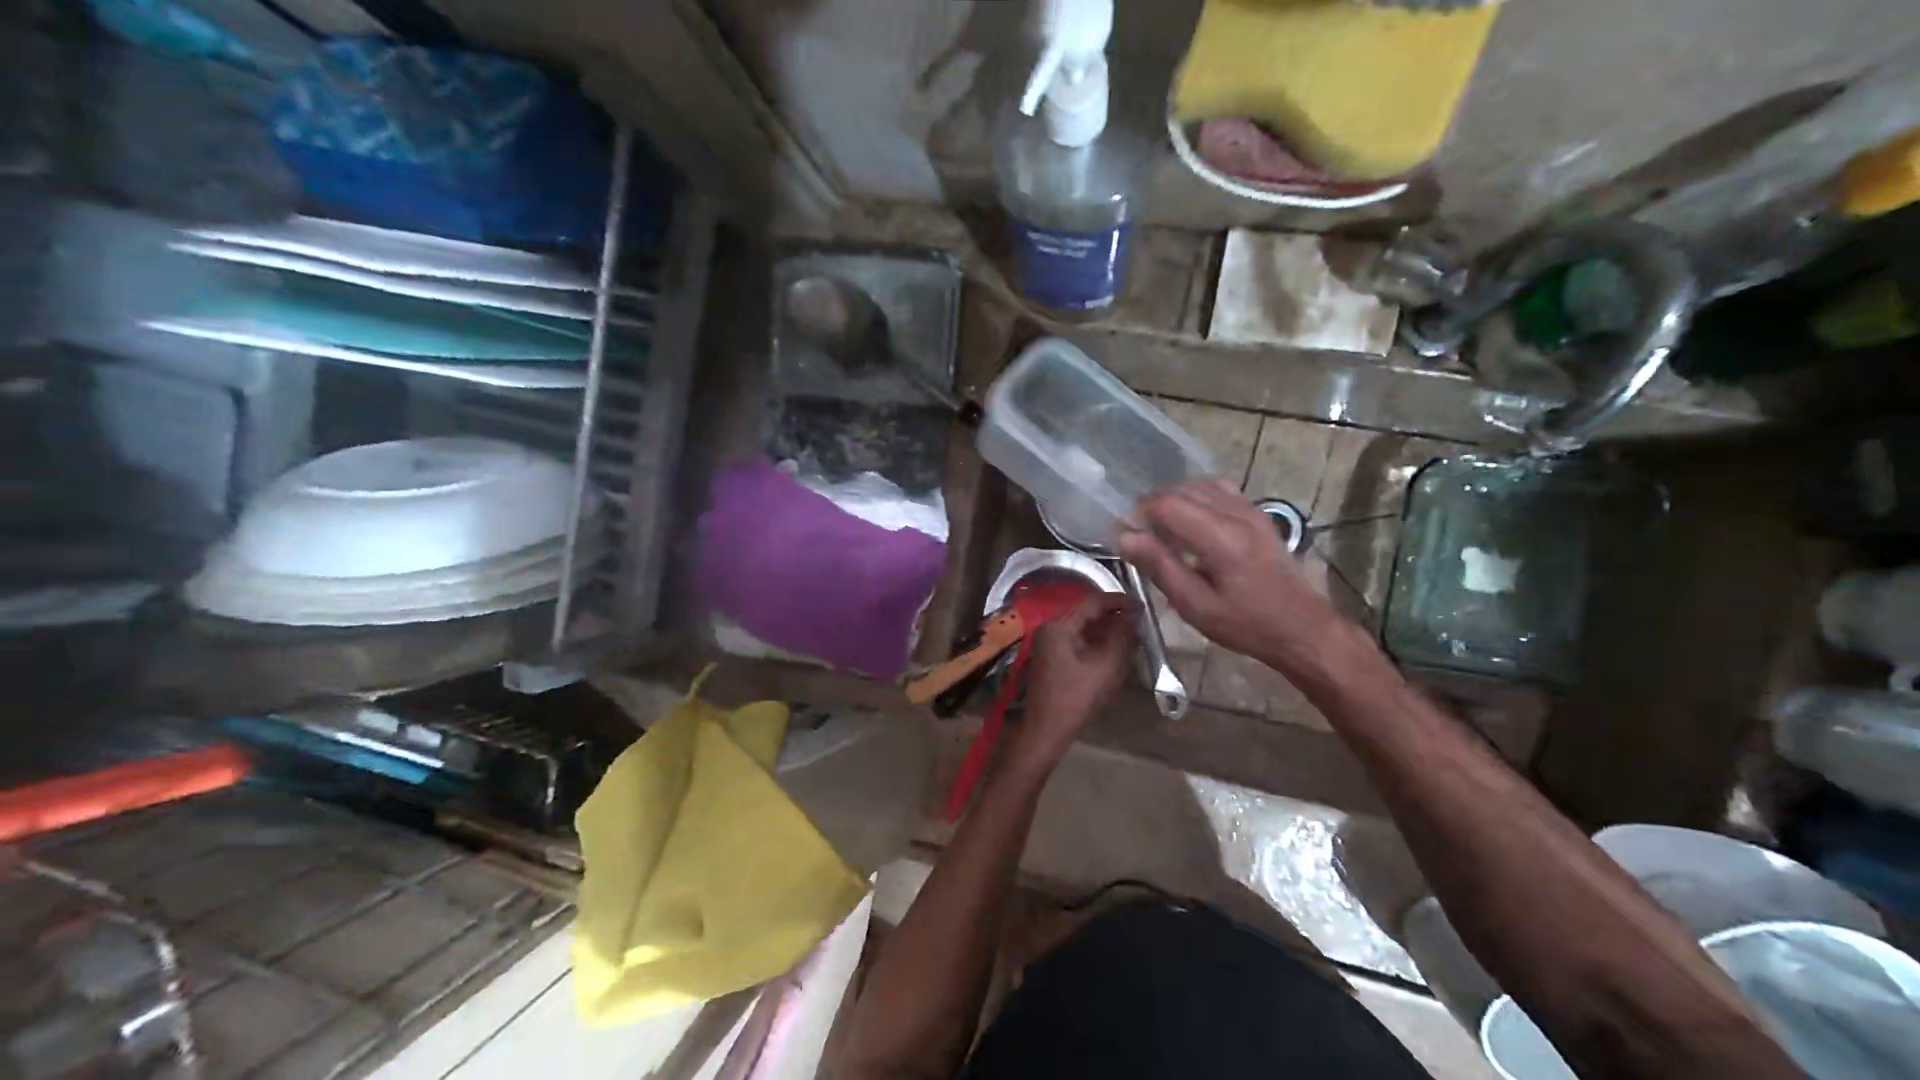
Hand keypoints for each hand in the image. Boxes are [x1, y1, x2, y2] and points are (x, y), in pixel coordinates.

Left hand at [1009, 594, 1136, 767]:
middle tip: (1140, 621)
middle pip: (1087, 613)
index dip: (1119, 601)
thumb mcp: (1107, 664)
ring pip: (1083, 627)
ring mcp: (1048, 642)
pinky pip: (1077, 640)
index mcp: (1060, 625)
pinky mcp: (1051, 656)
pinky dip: (1096, 642)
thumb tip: (1134, 614)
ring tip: (1132, 635)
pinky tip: (1114, 649)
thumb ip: (1122, 635)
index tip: (1142, 605)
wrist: (1047, 727)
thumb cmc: (1078, 696)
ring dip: (1106, 630)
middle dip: (1114, 616)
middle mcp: (1050, 627)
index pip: (1093, 601)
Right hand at [1116, 480, 1345, 672]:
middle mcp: (1237, 514)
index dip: (1140, 514)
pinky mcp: (1258, 514)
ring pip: (1200, 486)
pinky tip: (1190, 523)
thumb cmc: (1246, 624)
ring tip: (1162, 530)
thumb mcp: (1196, 606)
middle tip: (1140, 536)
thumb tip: (1124, 536)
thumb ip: (1160, 567)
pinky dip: (1196, 498)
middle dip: (1153, 506)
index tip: (1126, 535)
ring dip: (1174, 501)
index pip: (1167, 505)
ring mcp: (1251, 510)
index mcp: (1222, 538)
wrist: (1303, 628)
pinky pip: (1219, 490)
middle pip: (1182, 490)